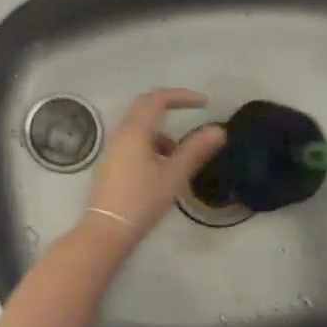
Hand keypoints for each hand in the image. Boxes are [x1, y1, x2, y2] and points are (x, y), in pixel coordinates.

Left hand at [83, 89, 224, 242]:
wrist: (108, 230)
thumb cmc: (142, 201)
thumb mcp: (173, 176)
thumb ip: (195, 150)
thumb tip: (219, 130)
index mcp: (135, 131)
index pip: (158, 99)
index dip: (182, 96)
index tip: (203, 103)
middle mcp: (121, 134)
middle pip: (145, 107)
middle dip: (170, 107)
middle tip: (191, 112)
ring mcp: (113, 149)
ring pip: (139, 127)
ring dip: (161, 131)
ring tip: (179, 154)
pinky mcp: (111, 163)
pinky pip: (133, 142)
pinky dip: (151, 145)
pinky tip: (162, 168)